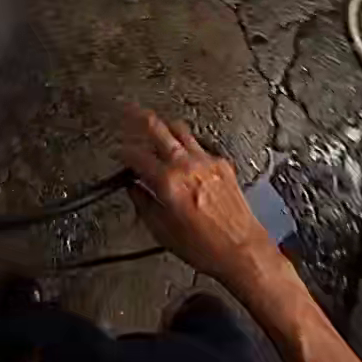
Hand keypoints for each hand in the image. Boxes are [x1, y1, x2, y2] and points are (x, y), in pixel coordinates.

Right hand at [119, 105, 279, 287]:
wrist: (242, 250)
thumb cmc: (205, 248)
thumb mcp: (163, 232)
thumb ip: (144, 204)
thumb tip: (134, 189)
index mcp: (168, 182)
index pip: (137, 156)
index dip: (123, 151)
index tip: (118, 152)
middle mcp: (186, 165)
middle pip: (157, 128)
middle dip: (138, 116)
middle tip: (129, 111)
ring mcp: (205, 161)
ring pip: (180, 129)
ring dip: (164, 125)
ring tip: (155, 125)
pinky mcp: (221, 163)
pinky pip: (198, 144)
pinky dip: (186, 144)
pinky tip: (183, 152)